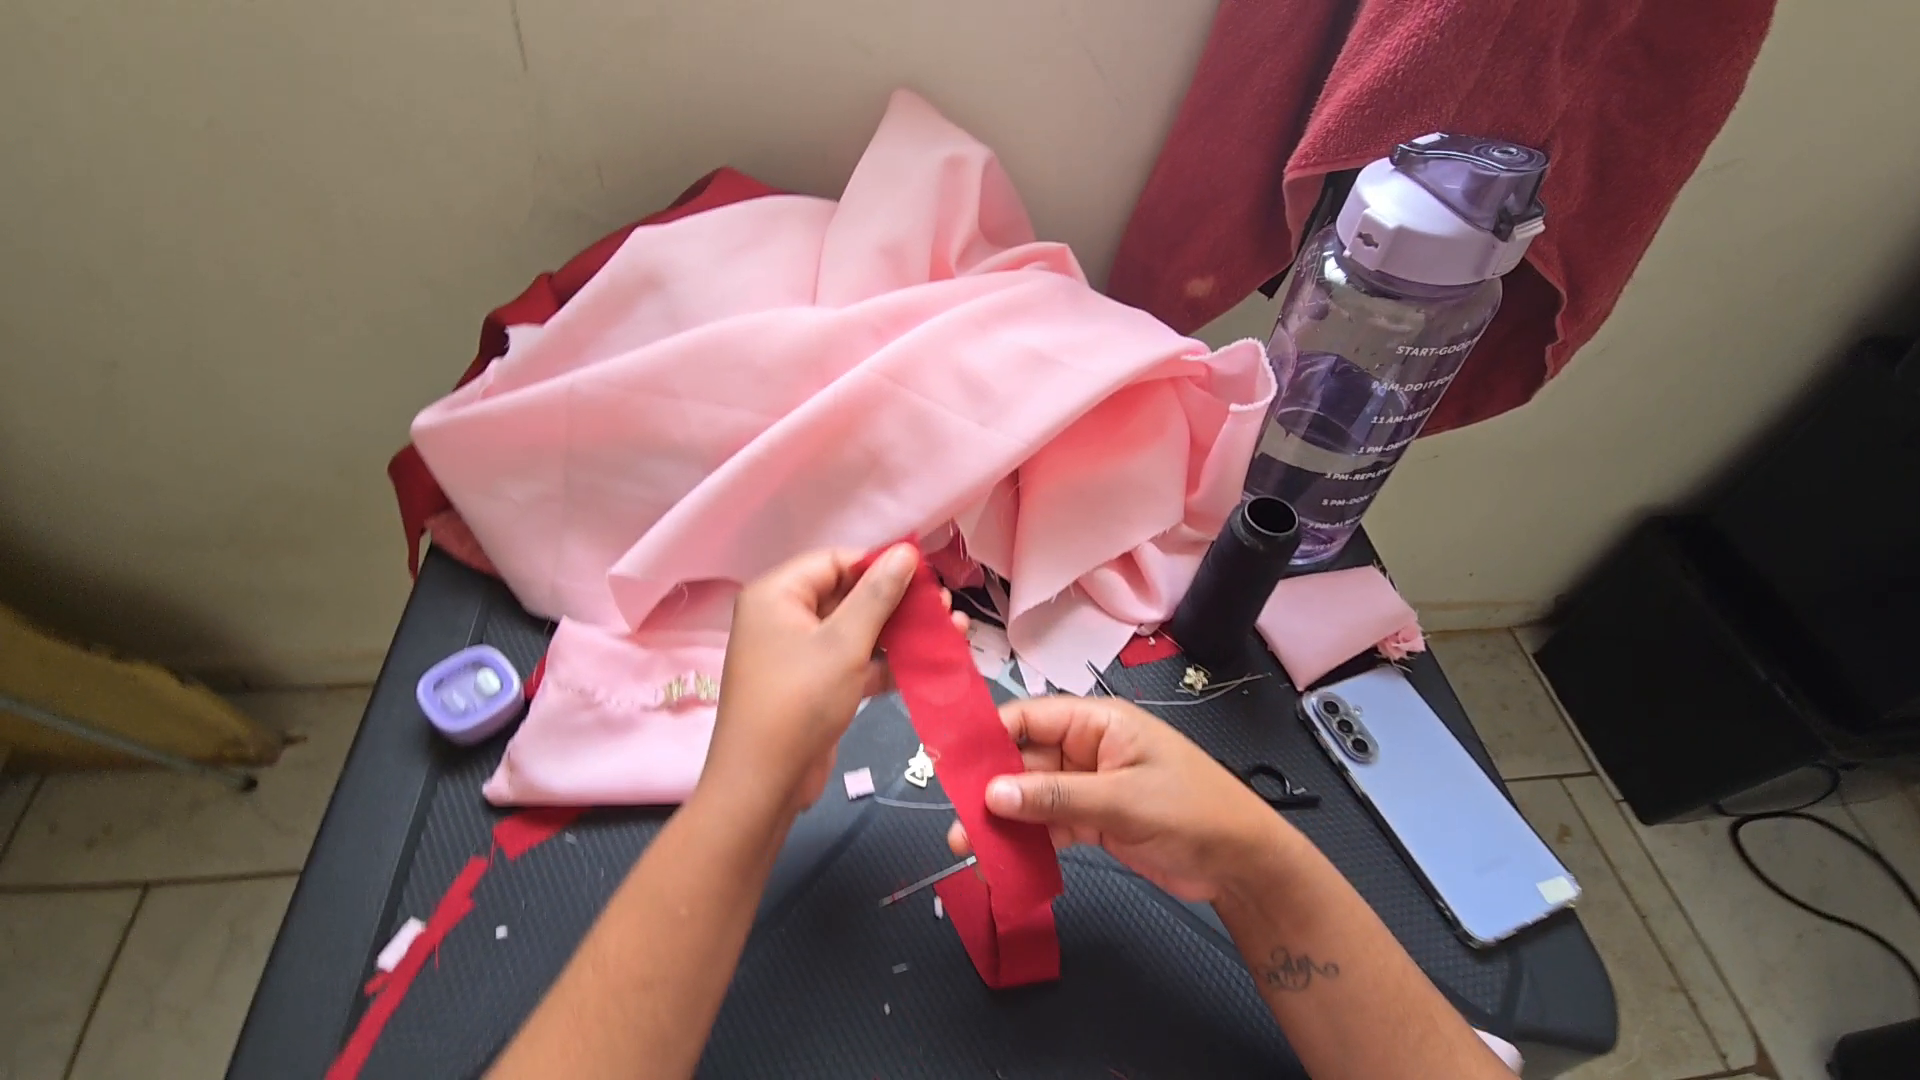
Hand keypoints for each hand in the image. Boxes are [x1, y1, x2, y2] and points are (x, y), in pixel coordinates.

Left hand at [700, 544, 962, 815]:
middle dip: (899, 601)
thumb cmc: (799, 701)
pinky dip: (889, 662)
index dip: (881, 565)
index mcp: (778, 595)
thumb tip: (906, 551)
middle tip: (944, 605)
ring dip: (901, 633)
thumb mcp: (844, 643)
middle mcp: (785, 618)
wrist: (764, 785)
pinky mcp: (818, 686)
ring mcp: (801, 654)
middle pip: (850, 595)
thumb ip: (878, 594)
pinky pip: (856, 662)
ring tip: (951, 630)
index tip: (926, 574)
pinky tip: (932, 661)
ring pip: (858, 631)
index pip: (836, 562)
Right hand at [947, 696, 1293, 901]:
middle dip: (990, 786)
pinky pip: (1049, 823)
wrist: (1242, 864)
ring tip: (969, 845)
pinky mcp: (1093, 819)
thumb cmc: (1194, 811)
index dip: (990, 735)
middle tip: (956, 816)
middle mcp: (1087, 748)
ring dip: (1003, 819)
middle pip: (1025, 760)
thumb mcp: (1123, 799)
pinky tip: (1003, 858)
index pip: (1031, 718)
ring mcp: (1089, 785)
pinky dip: (1028, 840)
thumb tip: (993, 794)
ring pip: (1032, 796)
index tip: (951, 758)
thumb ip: (1056, 797)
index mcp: (1098, 722)